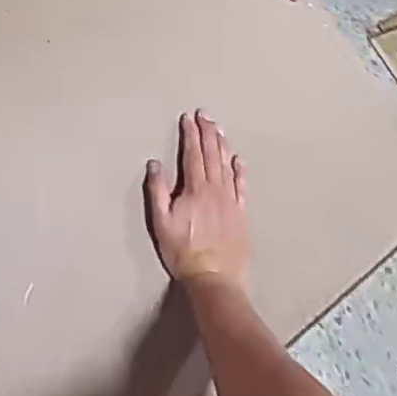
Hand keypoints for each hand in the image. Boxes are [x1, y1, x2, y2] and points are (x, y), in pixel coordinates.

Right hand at [144, 110, 251, 290]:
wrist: (215, 280)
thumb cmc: (183, 252)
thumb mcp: (161, 222)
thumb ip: (157, 191)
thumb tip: (155, 164)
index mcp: (195, 190)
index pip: (192, 155)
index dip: (190, 134)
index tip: (188, 118)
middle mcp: (215, 191)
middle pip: (211, 155)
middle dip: (207, 132)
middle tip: (204, 115)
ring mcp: (230, 202)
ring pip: (226, 166)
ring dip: (222, 145)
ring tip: (218, 129)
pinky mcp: (240, 215)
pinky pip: (241, 186)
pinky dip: (240, 171)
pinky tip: (238, 160)